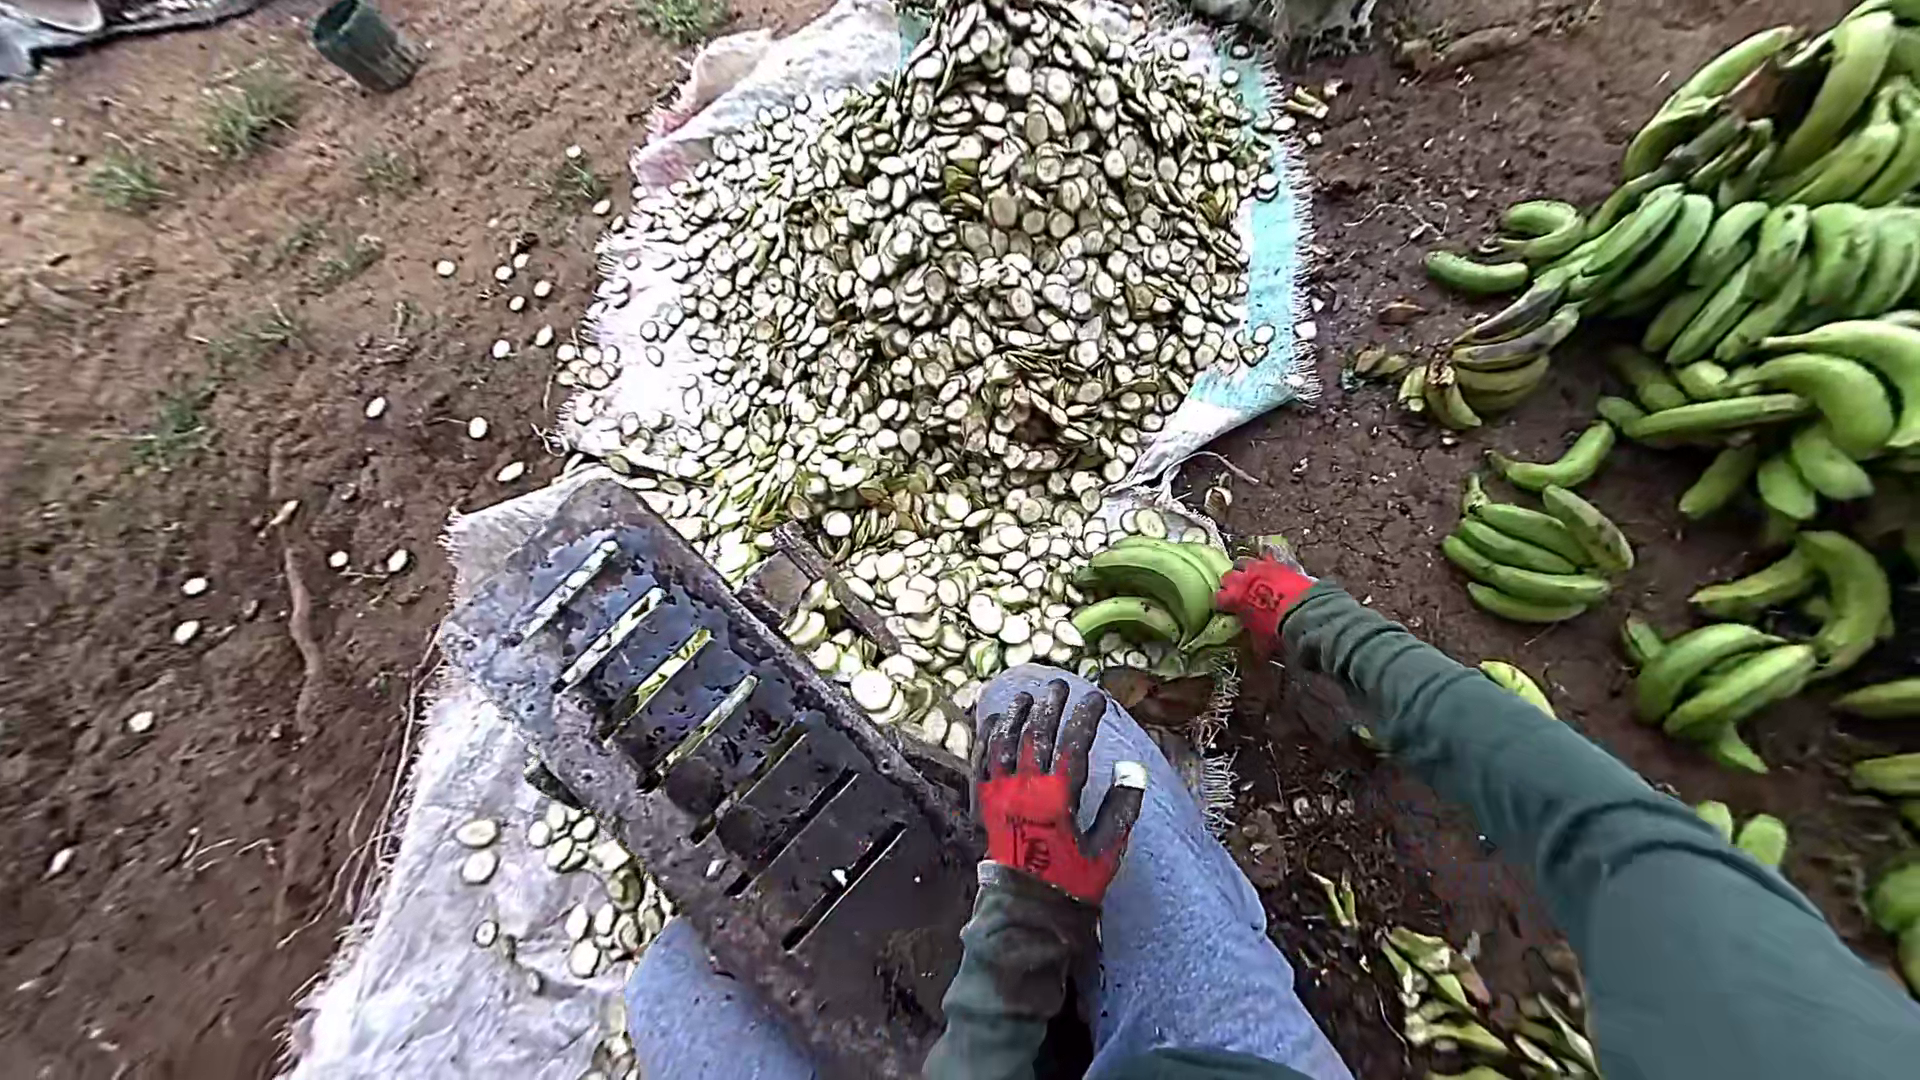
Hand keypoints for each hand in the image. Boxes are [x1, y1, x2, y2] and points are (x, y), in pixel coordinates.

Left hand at [975, 680, 1146, 904]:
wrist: (1026, 912)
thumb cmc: (1071, 882)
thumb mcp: (1106, 851)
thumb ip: (1120, 808)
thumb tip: (1133, 769)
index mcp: (1058, 797)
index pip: (1074, 743)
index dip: (1086, 717)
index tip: (1097, 698)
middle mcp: (1025, 787)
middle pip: (1037, 734)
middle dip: (1051, 706)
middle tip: (1060, 684)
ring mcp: (1000, 792)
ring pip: (1005, 741)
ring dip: (1016, 714)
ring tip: (1026, 696)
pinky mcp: (983, 801)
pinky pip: (981, 761)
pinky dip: (986, 737)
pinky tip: (992, 721)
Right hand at [1215, 552, 1315, 658]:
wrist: (1305, 612)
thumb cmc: (1278, 628)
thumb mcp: (1262, 641)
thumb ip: (1253, 642)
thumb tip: (1255, 654)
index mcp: (1232, 599)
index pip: (1217, 598)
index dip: (1221, 604)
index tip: (1225, 608)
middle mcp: (1240, 580)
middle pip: (1227, 577)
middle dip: (1230, 584)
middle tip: (1238, 592)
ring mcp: (1258, 569)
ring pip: (1242, 562)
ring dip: (1245, 570)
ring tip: (1251, 578)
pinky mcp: (1275, 564)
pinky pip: (1265, 559)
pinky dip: (1266, 564)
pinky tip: (1269, 569)